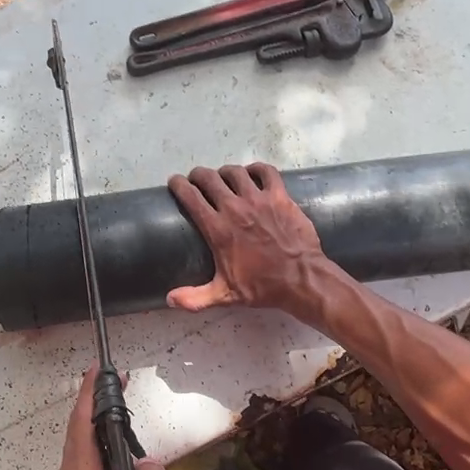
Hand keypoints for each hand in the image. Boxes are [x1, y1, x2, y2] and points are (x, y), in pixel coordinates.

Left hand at [52, 366, 167, 469]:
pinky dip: (99, 452)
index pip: (81, 425)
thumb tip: (148, 461)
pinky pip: (84, 469)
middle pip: (78, 434)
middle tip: (117, 385)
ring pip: (80, 452)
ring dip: (98, 431)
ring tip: (121, 414)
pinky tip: (118, 455)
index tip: (97, 370)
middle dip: (95, 407)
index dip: (88, 394)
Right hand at [166, 163, 332, 316]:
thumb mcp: (225, 295)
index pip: (191, 196)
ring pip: (235, 172)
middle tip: (197, 179)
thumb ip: (194, 298)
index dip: (179, 185)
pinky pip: (266, 172)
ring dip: (225, 172)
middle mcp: (234, 208)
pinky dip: (257, 169)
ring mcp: (258, 199)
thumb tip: (169, 300)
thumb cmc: (262, 286)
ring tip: (224, 177)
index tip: (175, 182)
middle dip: (199, 175)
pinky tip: (253, 173)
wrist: (300, 278)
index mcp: (218, 229)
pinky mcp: (279, 196)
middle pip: (209, 178)